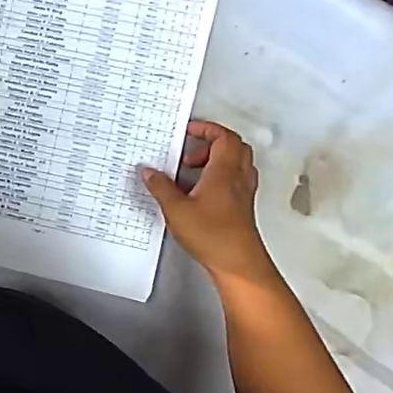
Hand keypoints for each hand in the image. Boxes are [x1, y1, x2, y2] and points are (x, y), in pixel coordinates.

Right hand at [140, 121, 274, 282]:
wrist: (238, 264)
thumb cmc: (214, 236)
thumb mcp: (176, 209)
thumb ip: (160, 187)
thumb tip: (149, 172)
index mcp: (224, 172)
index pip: (224, 137)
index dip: (207, 129)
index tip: (190, 130)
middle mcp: (238, 178)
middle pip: (234, 146)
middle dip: (211, 142)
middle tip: (190, 151)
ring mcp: (243, 193)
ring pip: (237, 162)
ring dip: (216, 159)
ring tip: (192, 171)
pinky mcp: (242, 207)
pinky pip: (235, 179)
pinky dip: (220, 176)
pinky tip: (200, 190)